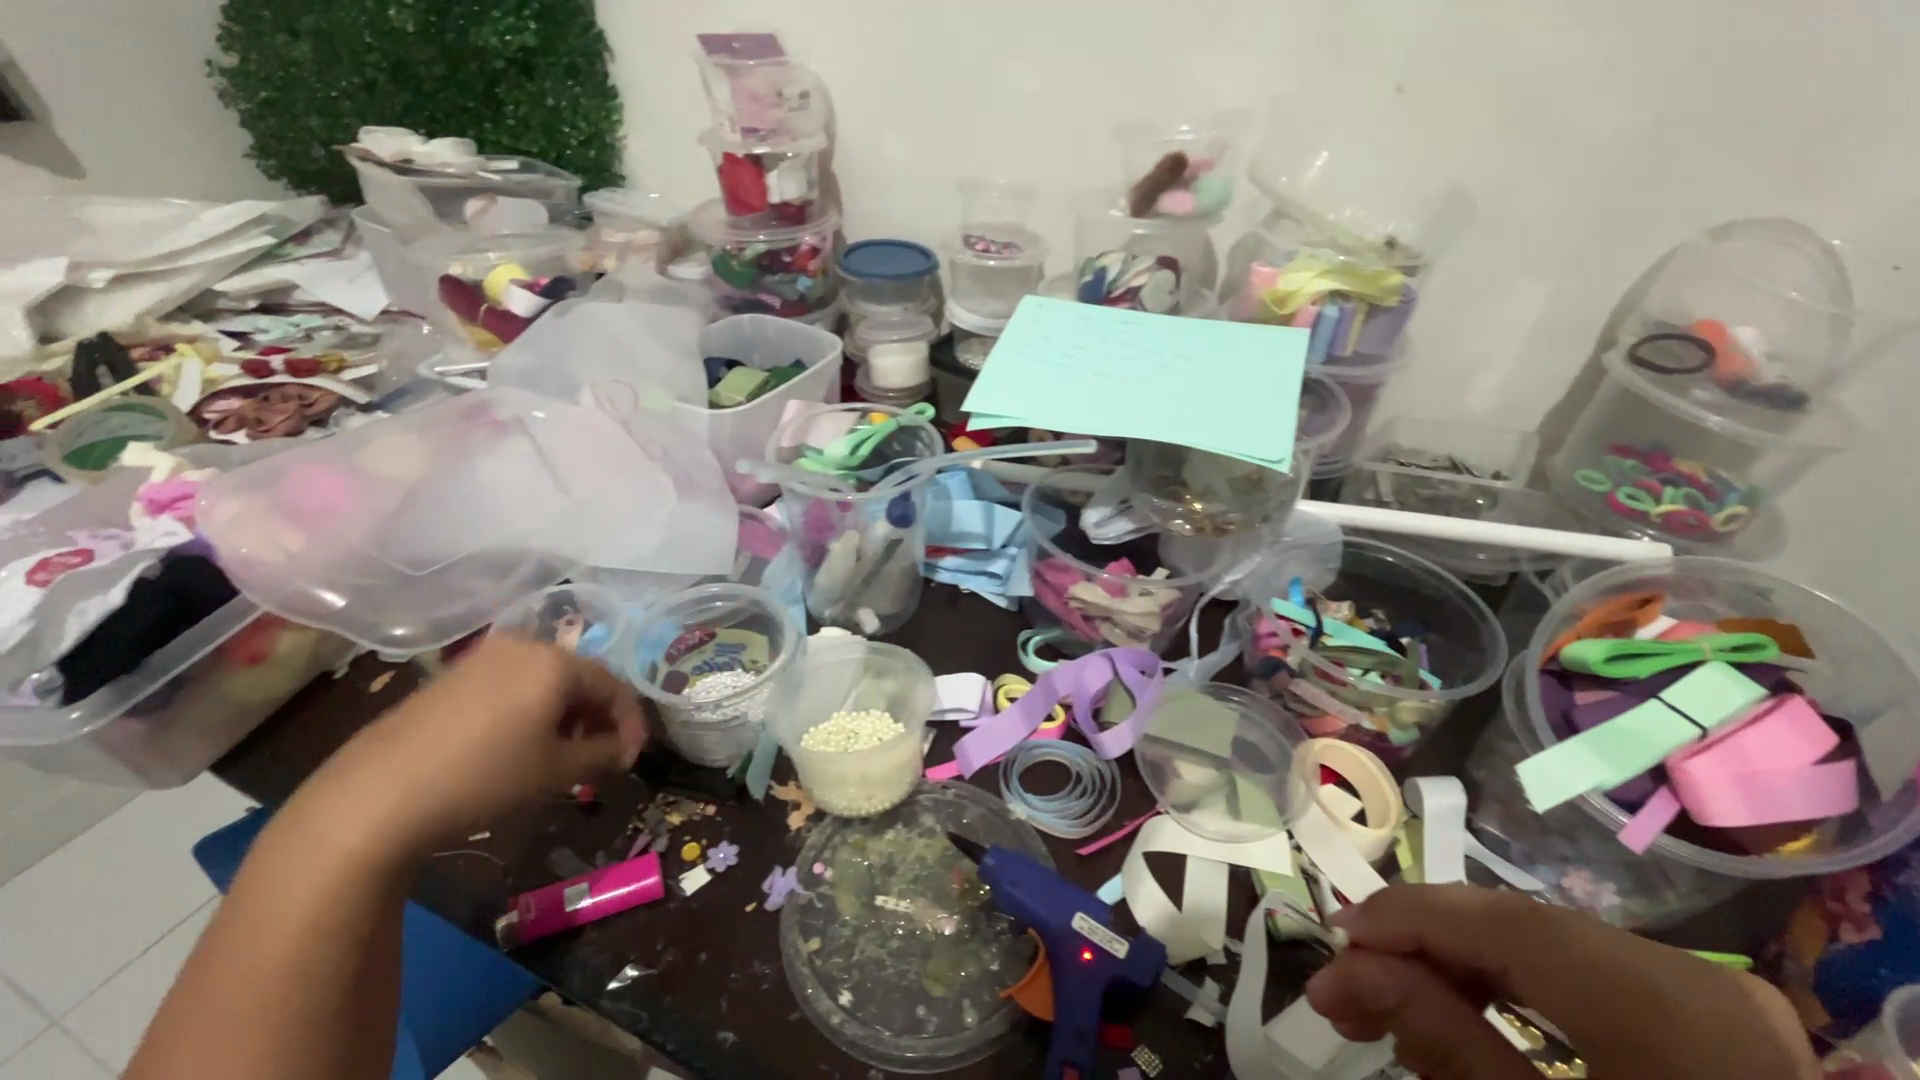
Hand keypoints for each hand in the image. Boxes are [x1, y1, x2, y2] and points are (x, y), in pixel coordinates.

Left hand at [295, 636, 649, 856]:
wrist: (378, 793)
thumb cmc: (484, 776)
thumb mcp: (557, 770)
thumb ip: (603, 752)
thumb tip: (624, 749)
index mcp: (555, 661)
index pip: (613, 684)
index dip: (630, 722)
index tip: (634, 758)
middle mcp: (523, 645)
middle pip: (579, 676)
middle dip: (597, 716)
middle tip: (604, 755)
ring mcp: (484, 657)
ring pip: (546, 679)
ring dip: (566, 713)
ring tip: (566, 754)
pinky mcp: (454, 675)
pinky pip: (513, 684)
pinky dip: (533, 709)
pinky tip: (525, 744)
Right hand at [1304, 885, 1818, 1079]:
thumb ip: (1448, 1046)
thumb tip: (1347, 973)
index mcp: (1670, 1010)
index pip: (1507, 924)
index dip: (1407, 918)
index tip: (1332, 943)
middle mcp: (1692, 980)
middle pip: (1519, 929)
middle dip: (1418, 948)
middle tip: (1340, 989)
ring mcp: (1705, 996)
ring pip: (1542, 947)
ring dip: (1453, 967)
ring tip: (1382, 1008)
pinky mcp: (1701, 1017)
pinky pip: (1577, 976)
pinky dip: (1507, 987)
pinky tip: (1457, 1014)